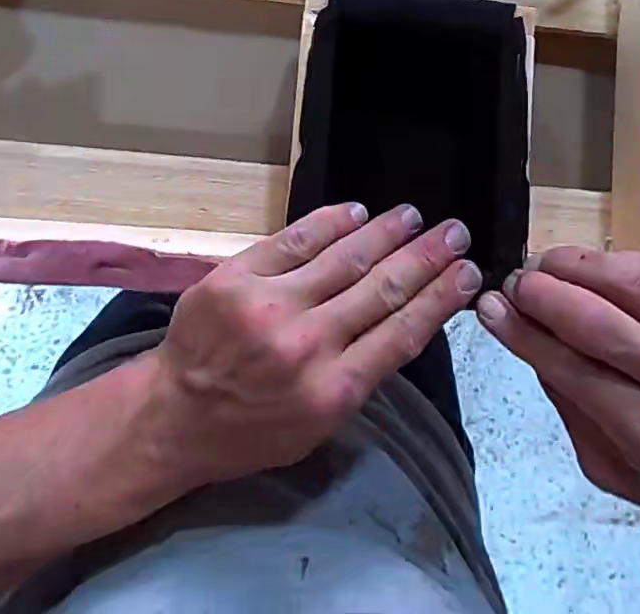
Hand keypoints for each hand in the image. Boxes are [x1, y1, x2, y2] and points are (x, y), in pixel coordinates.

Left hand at [131, 203, 481, 494]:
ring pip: (346, 257)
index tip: (468, 270)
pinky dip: (331, 222)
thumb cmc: (253, 428)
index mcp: (333, 391)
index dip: (443, 295)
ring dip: (387, 231)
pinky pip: (295, 239)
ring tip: (412, 216)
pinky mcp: (236, 276)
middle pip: (384, 287)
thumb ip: (366, 369)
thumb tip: (412, 312)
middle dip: (428, 255)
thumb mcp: (321, 422)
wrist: (171, 417)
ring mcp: (269, 306)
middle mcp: (307, 345)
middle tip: (455, 231)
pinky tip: (357, 211)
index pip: (405, 331)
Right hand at [475, 247, 639, 550]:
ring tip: (541, 265)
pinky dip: (609, 262)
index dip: (526, 335)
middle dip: (544, 295)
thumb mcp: (617, 475)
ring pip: (630, 282)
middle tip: (512, 283)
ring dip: (574, 266)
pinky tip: (583, 266)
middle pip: (601, 322)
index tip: (490, 308)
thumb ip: (572, 410)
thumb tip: (534, 343)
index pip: (577, 372)